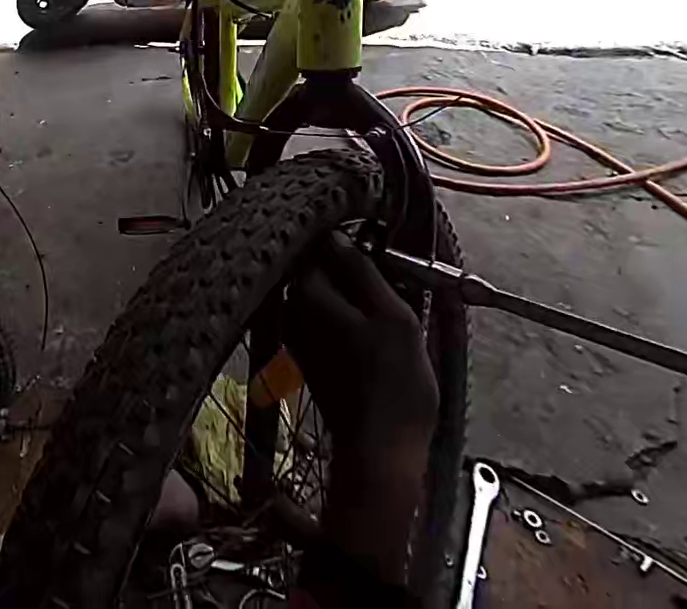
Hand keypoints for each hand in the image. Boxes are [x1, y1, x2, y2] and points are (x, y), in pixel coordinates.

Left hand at [284, 234, 438, 457]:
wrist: (379, 450)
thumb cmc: (395, 382)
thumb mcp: (394, 318)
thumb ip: (362, 272)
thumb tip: (337, 235)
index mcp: (307, 293)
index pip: (318, 246)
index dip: (347, 245)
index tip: (375, 251)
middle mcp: (290, 308)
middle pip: (317, 270)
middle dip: (347, 272)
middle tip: (386, 285)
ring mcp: (293, 333)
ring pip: (320, 296)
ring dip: (347, 296)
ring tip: (380, 312)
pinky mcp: (302, 354)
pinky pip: (320, 319)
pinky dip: (341, 318)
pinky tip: (366, 334)